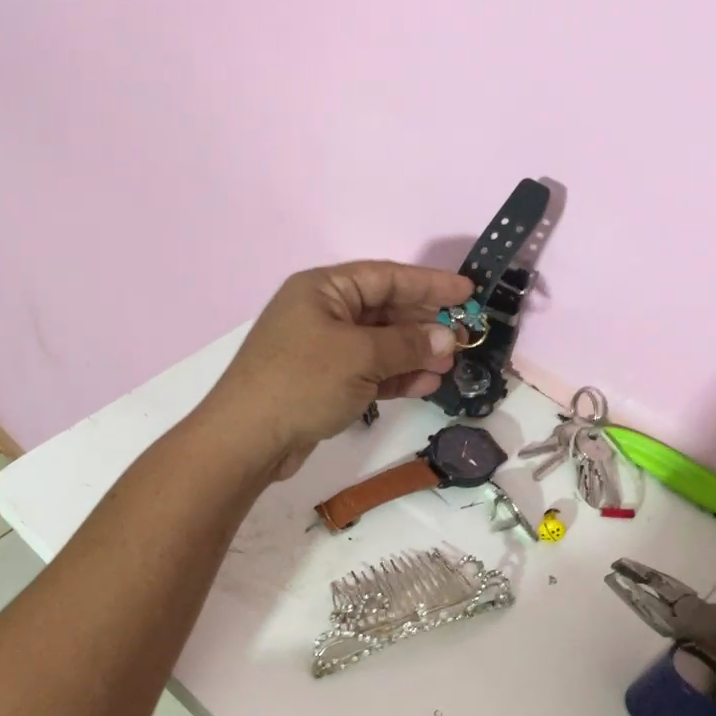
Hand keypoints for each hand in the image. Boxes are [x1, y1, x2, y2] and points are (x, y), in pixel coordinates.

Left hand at [194, 261, 471, 479]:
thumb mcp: (360, 356)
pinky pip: (367, 372)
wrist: (248, 438)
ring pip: (378, 344)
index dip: (428, 283)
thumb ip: (407, 344)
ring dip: (414, 353)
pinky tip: (426, 384)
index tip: (467, 292)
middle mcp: (321, 313)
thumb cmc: (302, 381)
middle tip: (465, 336)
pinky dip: (394, 377)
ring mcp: (320, 350)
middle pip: (383, 310)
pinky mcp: (322, 384)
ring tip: (450, 365)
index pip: (385, 277)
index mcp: (322, 289)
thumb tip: (447, 337)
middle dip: (424, 324)